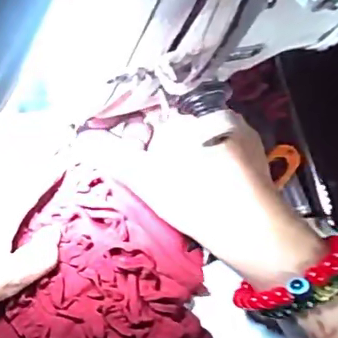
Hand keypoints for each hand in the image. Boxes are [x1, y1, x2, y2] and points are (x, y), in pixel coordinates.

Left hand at [0, 118, 67, 337]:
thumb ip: (41, 257)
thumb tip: (53, 234)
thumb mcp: (8, 282)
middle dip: (39, 142)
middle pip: (16, 149)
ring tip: (3, 146)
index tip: (66, 155)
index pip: (41, 172)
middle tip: (50, 140)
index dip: (58, 161)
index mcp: (4, 203)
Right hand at [85, 109, 323, 286]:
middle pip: (170, 121)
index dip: (127, 125)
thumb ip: (109, 152)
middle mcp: (219, 112)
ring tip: (166, 184)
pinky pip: (211, 152)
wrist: (255, 234)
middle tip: (142, 170)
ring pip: (191, 138)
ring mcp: (239, 134)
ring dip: (173, 155)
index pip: (148, 104)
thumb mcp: (142, 176)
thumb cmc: (196, 200)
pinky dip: (196, 165)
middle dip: (151, 143)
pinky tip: (192, 188)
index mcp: (191, 107)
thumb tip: (82, 137)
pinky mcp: (251, 157)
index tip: (118, 146)